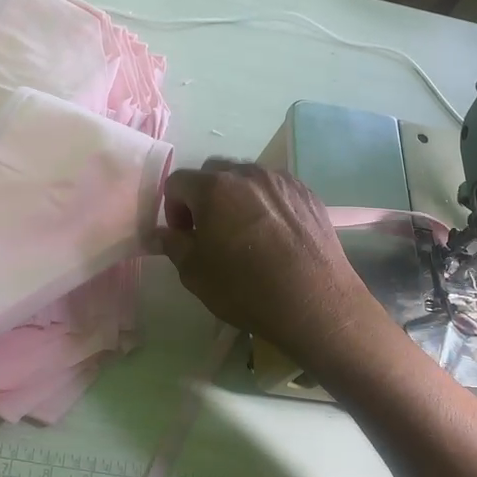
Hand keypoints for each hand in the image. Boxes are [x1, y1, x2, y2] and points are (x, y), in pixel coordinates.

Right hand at [156, 159, 384, 356]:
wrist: (314, 303)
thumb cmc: (246, 289)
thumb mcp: (195, 274)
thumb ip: (173, 245)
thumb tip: (162, 233)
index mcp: (214, 188)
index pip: (178, 182)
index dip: (173, 209)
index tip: (184, 236)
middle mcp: (247, 174)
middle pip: (214, 173)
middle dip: (204, 197)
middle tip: (211, 232)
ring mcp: (281, 180)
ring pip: (247, 178)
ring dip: (237, 197)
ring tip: (245, 231)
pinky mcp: (307, 193)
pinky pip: (275, 189)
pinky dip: (266, 203)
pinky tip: (275, 234)